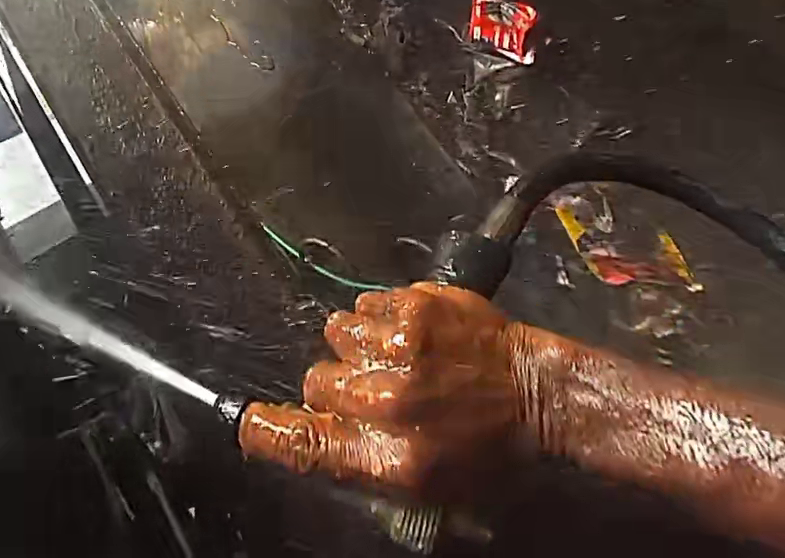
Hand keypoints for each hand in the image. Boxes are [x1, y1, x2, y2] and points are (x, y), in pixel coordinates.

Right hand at [237, 283, 539, 495]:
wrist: (532, 387)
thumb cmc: (485, 444)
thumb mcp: (426, 481)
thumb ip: (364, 458)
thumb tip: (313, 428)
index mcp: (391, 454)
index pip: (309, 440)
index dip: (272, 431)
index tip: (252, 420)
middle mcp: (390, 396)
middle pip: (315, 378)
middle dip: (333, 383)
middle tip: (369, 385)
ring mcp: (403, 342)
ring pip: (337, 330)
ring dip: (356, 343)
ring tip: (392, 352)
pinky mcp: (416, 302)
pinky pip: (366, 302)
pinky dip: (378, 316)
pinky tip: (408, 330)